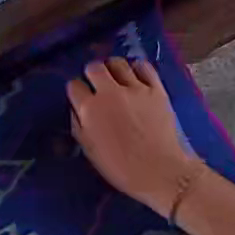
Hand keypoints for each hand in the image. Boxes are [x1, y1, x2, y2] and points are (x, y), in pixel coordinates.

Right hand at [68, 57, 203, 215]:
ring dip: (113, 68)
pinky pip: (143, 66)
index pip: (74, 86)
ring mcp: (134, 87)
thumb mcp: (90, 151)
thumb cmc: (122, 168)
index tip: (81, 96)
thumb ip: (80, 126)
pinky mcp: (155, 87)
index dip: (77, 91)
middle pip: (94, 67)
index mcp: (90, 110)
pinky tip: (137, 76)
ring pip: (118, 63)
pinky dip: (137, 68)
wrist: (160, 171)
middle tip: (97, 82)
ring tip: (116, 77)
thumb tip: (78, 109)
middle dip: (92, 73)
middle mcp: (109, 93)